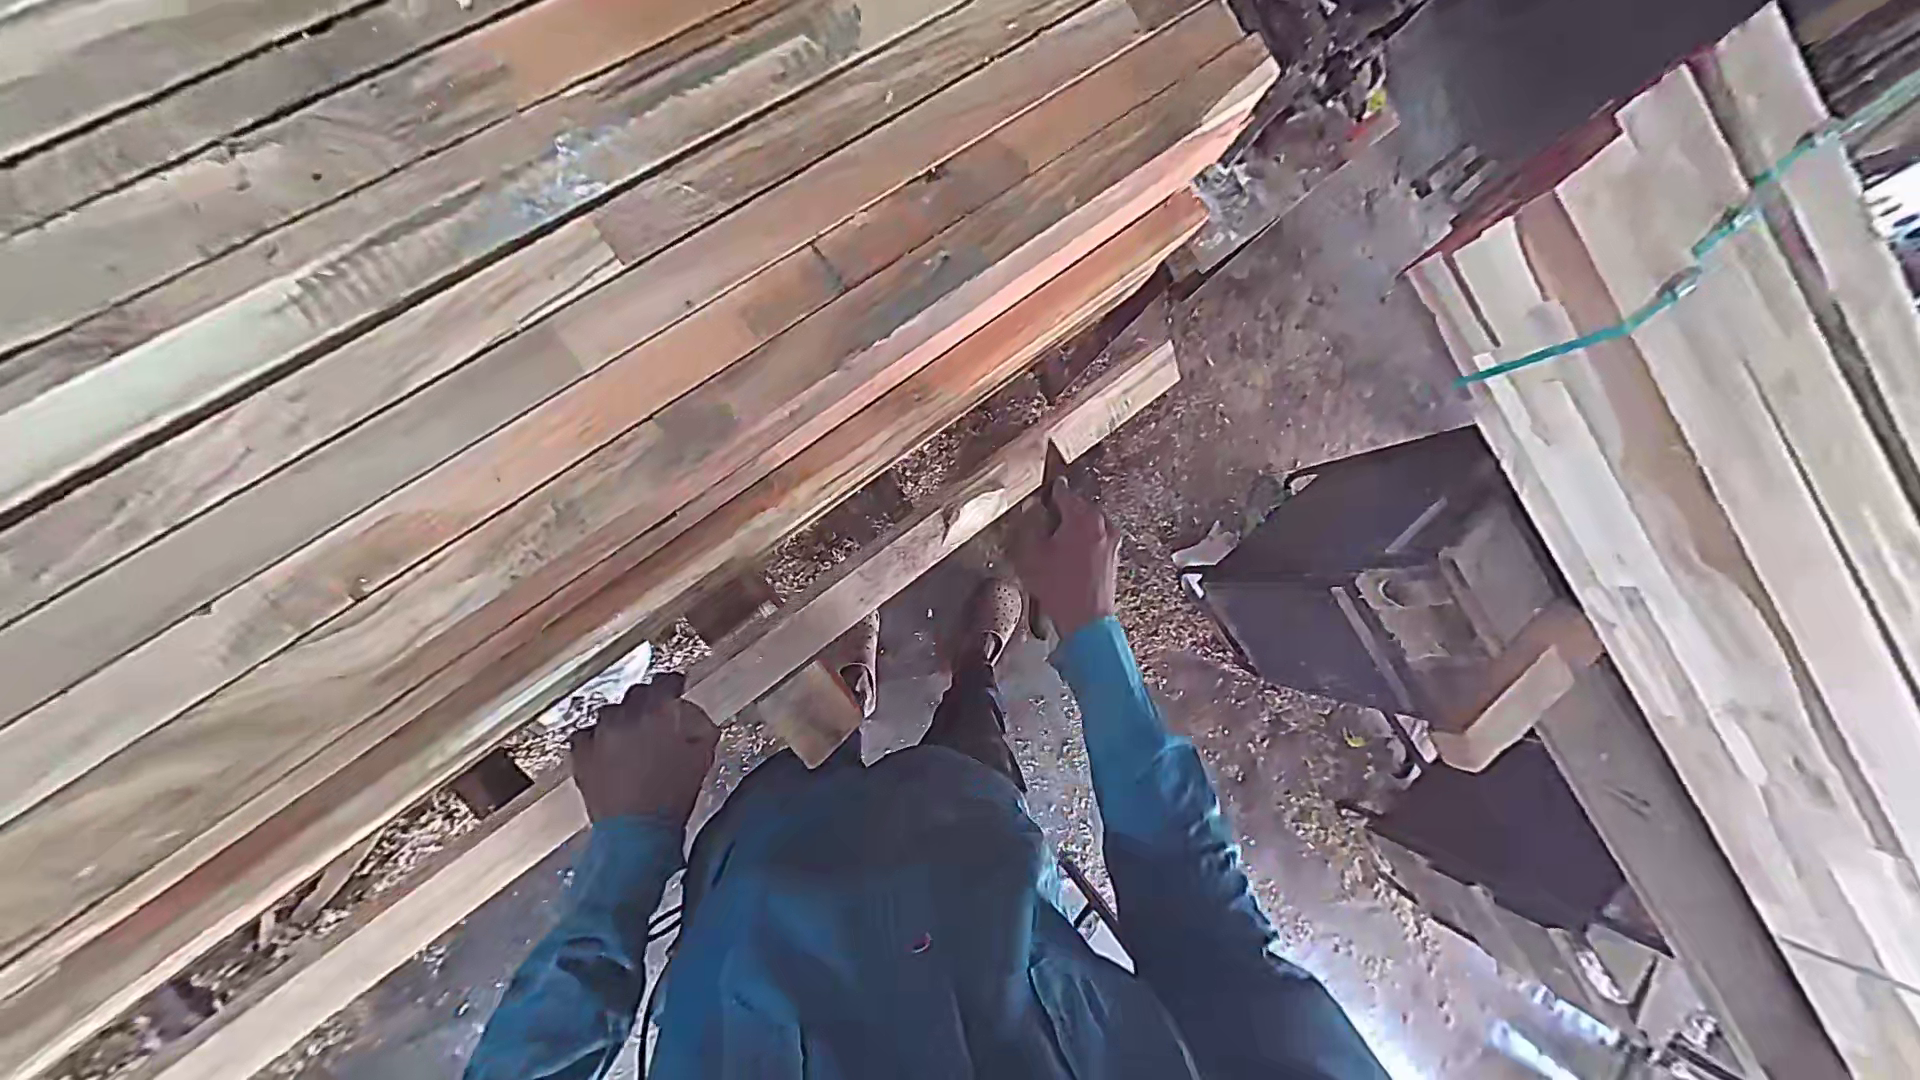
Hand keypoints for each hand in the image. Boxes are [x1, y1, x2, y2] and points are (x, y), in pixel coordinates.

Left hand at [570, 672, 717, 826]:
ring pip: (610, 711)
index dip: (673, 682)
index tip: (675, 685)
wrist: (637, 833)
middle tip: (657, 712)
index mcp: (658, 714)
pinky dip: (596, 736)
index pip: (665, 682)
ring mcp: (600, 736)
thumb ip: (700, 725)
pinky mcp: (581, 756)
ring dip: (623, 717)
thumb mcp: (702, 755)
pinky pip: (584, 734)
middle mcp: (626, 718)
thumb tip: (692, 715)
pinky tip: (606, 746)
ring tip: (632, 732)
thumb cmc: (672, 796)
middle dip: (648, 699)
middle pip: (637, 692)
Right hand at [1013, 477, 1118, 640]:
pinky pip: (1094, 539)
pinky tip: (1067, 557)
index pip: (1063, 493)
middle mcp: (1101, 524)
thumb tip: (1032, 510)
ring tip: (1053, 542)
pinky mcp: (1113, 558)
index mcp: (1082, 517)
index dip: (1048, 491)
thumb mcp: (1031, 553)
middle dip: (1061, 512)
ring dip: (1072, 527)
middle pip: (1078, 507)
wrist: (1086, 621)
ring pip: (1087, 524)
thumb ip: (1030, 524)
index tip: (1042, 490)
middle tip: (1042, 520)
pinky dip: (1081, 541)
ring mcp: (1111, 541)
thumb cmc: (1059, 587)